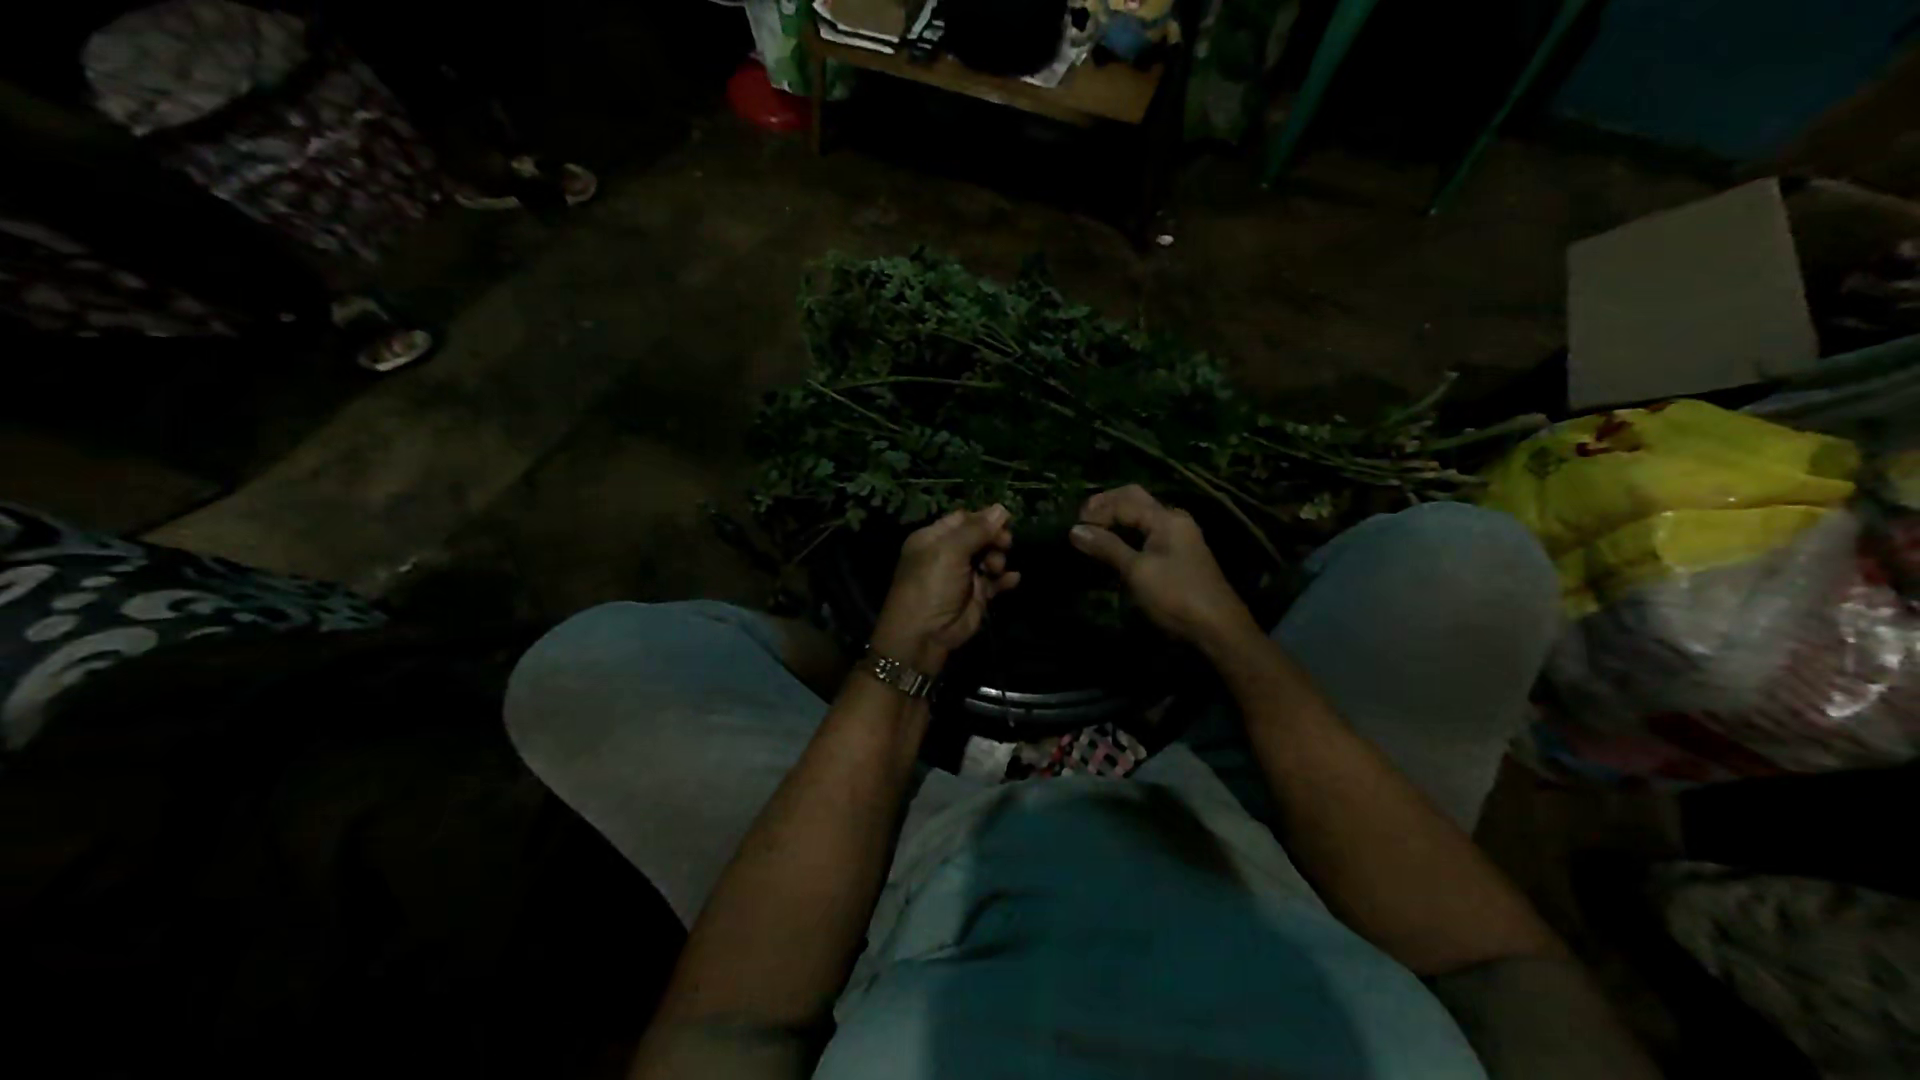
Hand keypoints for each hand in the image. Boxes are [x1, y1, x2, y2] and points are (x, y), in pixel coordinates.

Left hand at [870, 505, 1020, 673]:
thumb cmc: (930, 586)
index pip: (963, 519)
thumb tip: (1001, 508)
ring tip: (995, 567)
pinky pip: (996, 581)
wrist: (924, 635)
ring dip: (998, 559)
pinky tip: (1011, 579)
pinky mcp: (977, 596)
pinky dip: (1005, 579)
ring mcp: (963, 575)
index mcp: (934, 538)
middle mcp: (948, 554)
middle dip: (994, 538)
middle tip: (1005, 543)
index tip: (1004, 520)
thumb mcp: (950, 552)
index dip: (983, 518)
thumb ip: (976, 530)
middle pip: (980, 536)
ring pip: (990, 557)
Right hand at [1069, 485, 1259, 651]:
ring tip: (1092, 531)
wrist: (1218, 628)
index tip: (1073, 527)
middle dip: (1107, 505)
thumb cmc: (1176, 596)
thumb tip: (1075, 530)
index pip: (1124, 502)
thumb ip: (1107, 547)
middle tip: (1081, 520)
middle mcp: (1174, 520)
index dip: (1096, 511)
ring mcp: (1179, 538)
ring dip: (1117, 519)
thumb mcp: (1137, 571)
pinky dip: (1128, 534)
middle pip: (1135, 501)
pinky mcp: (1179, 556)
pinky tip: (1115, 546)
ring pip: (1142, 517)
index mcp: (1166, 518)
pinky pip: (1148, 533)